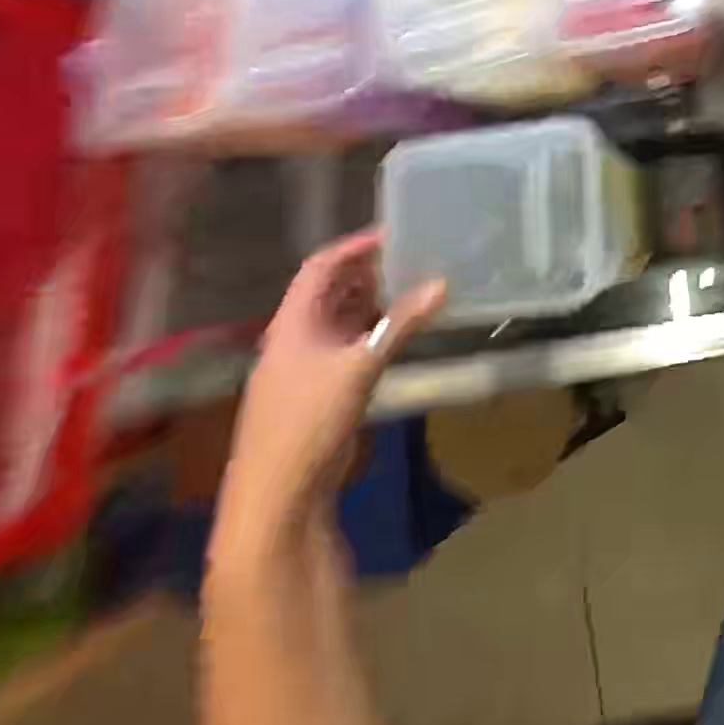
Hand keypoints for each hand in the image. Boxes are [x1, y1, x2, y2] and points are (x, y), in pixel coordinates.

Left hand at [214, 230, 446, 558]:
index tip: (394, 234)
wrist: (281, 490)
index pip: (320, 268)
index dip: (354, 247)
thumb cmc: (309, 420)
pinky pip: (353, 345)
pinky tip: (403, 330)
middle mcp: (299, 336)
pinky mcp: (326, 387)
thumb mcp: (359, 366)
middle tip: (413, 257)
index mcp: (293, 323)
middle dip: (368, 271)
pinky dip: (377, 331)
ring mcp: (310, 363)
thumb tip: (442, 285)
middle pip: (331, 291)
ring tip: (415, 285)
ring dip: (375, 301)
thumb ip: (400, 324)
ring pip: (344, 319)